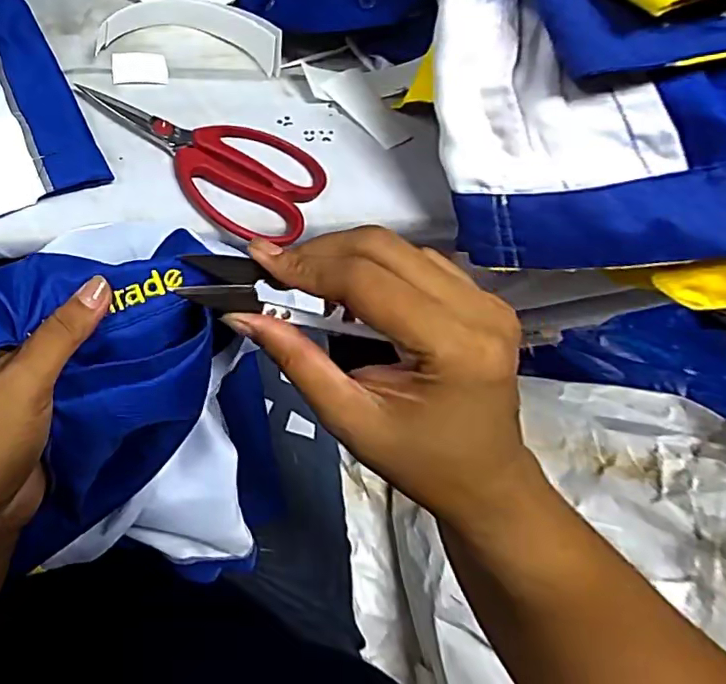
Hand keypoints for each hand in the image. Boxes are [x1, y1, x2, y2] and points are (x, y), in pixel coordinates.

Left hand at [0, 275, 111, 612]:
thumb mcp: (26, 378)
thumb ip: (61, 333)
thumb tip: (100, 282)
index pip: (33, 298)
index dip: (69, 284)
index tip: (116, 270)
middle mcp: (8, 359)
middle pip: (55, 329)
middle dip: (91, 317)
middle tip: (142, 294)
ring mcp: (29, 391)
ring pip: (69, 361)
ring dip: (99, 348)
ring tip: (146, 321)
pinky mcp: (47, 420)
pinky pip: (76, 390)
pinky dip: (99, 380)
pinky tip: (133, 365)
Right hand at [221, 226, 546, 529]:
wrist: (485, 481)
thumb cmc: (417, 458)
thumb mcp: (346, 416)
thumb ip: (294, 358)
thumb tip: (240, 313)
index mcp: (454, 347)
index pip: (366, 280)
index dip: (306, 266)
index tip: (258, 262)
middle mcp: (478, 312)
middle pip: (379, 247)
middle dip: (318, 252)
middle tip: (276, 271)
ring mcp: (484, 299)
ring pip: (392, 245)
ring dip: (339, 253)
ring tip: (304, 280)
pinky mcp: (479, 295)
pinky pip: (409, 256)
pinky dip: (365, 261)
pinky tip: (344, 287)